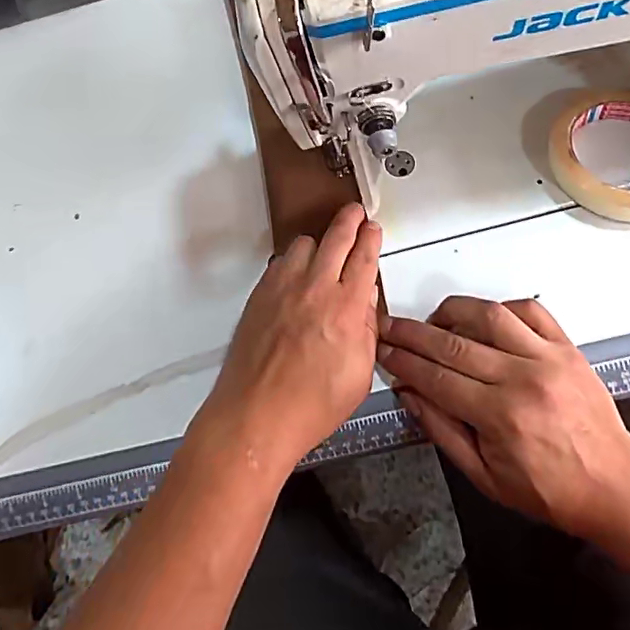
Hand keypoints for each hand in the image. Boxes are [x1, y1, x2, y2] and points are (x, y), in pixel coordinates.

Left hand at [195, 204, 381, 471]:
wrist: (256, 416)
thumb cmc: (304, 406)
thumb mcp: (359, 375)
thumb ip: (366, 332)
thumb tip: (365, 306)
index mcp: (345, 309)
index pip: (364, 257)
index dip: (370, 237)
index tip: (372, 229)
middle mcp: (314, 290)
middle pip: (336, 236)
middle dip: (349, 220)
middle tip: (354, 214)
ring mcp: (283, 289)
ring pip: (304, 243)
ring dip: (318, 242)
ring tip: (324, 248)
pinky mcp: (260, 295)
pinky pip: (279, 262)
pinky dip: (292, 260)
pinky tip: (296, 271)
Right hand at [378, 298, 629, 545]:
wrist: (616, 489)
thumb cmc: (553, 491)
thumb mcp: (486, 478)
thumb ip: (443, 432)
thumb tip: (410, 395)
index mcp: (501, 417)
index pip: (435, 378)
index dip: (403, 362)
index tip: (385, 352)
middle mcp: (523, 380)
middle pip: (452, 344)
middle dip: (413, 334)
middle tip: (392, 328)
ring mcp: (548, 358)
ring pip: (487, 315)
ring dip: (452, 311)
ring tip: (434, 319)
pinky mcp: (566, 347)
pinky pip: (529, 309)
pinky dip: (501, 307)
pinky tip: (484, 318)